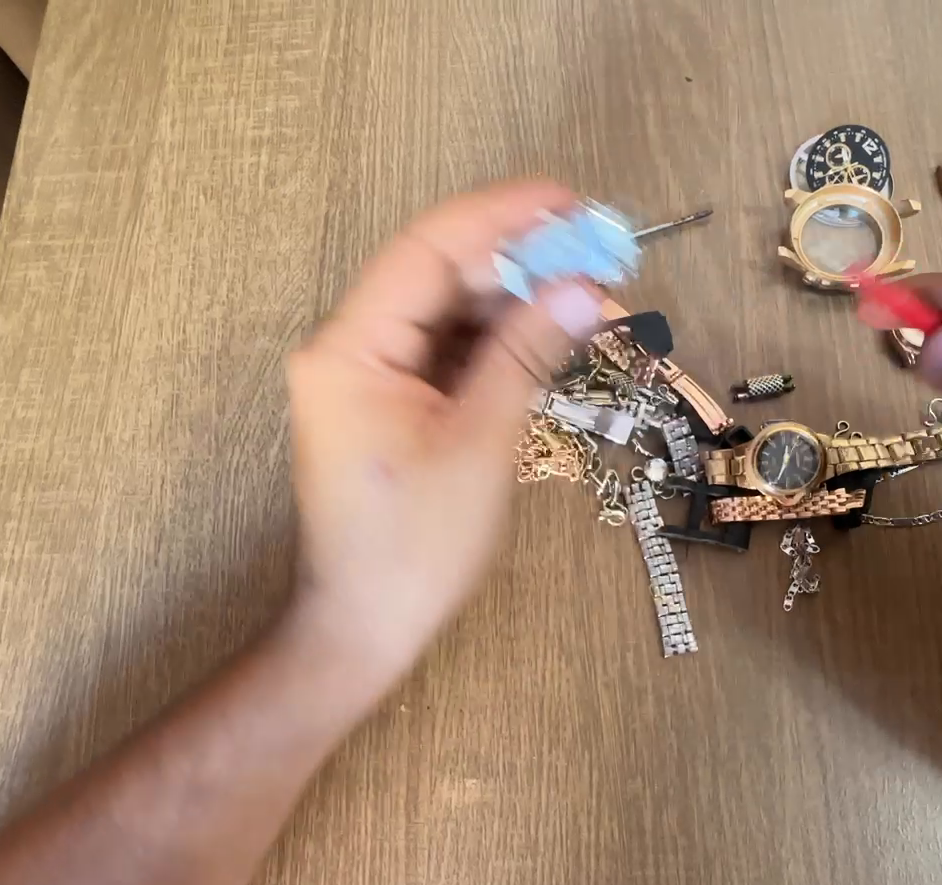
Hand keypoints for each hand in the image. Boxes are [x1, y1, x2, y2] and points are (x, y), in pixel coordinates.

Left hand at [284, 180, 604, 682]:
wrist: (366, 625)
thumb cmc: (414, 549)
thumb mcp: (479, 445)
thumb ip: (526, 355)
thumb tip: (583, 287)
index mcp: (349, 351)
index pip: (427, 250)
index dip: (502, 217)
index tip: (572, 203)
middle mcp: (346, 351)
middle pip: (436, 279)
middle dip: (516, 265)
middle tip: (595, 260)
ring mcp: (364, 380)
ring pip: (444, 316)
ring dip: (510, 306)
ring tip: (584, 301)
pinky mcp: (385, 407)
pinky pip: (442, 356)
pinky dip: (492, 348)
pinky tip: (543, 340)